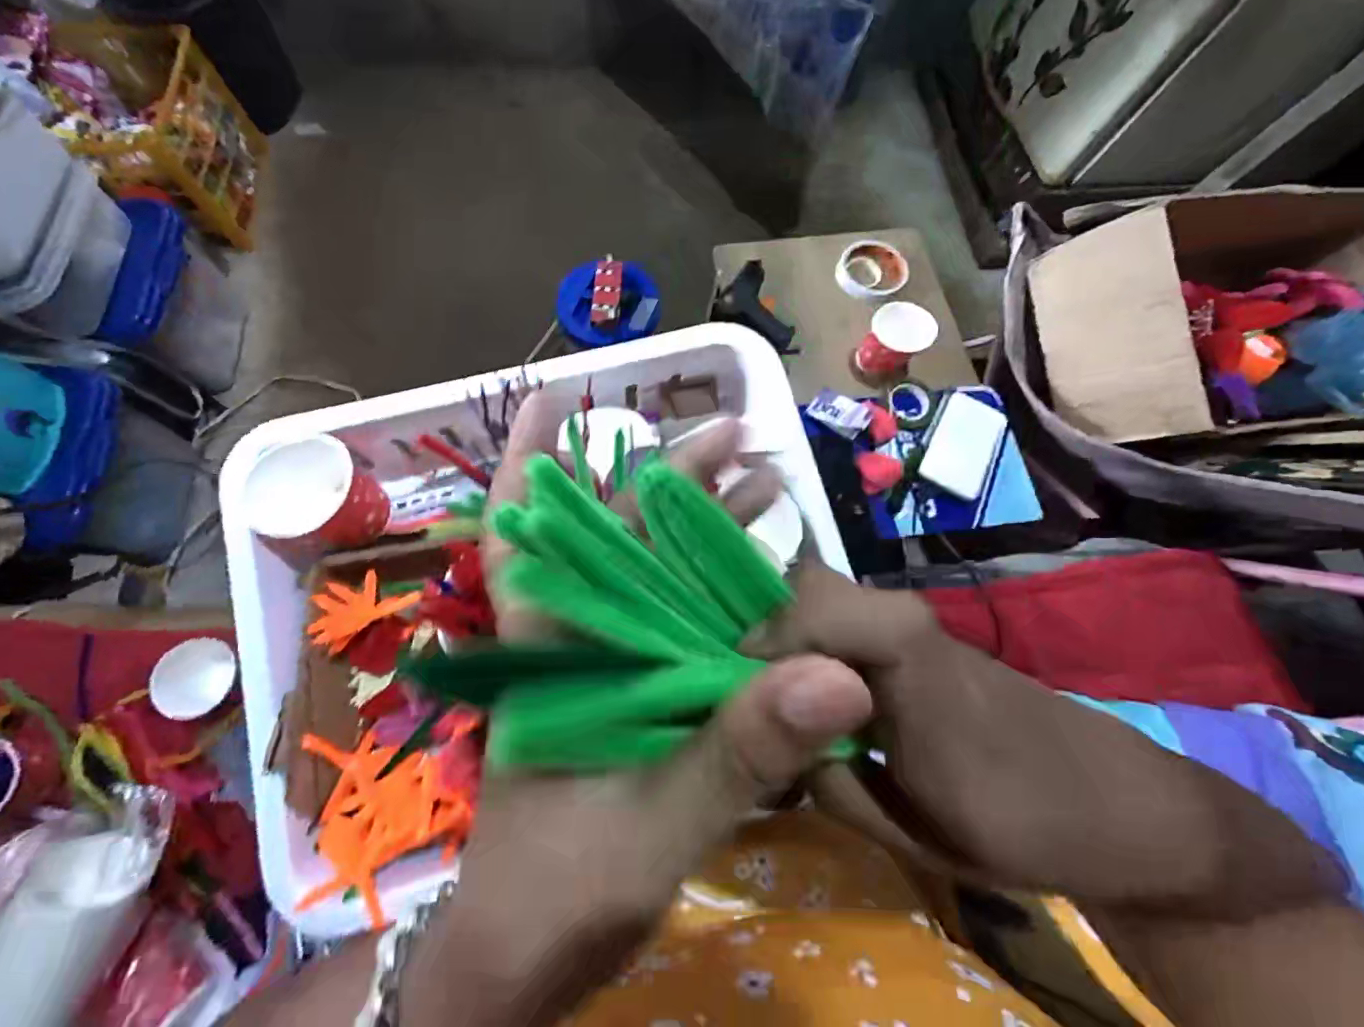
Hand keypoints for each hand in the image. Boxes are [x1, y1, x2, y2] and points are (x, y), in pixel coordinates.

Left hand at [399, 399, 872, 1026]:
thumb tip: (833, 674)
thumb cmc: (563, 891)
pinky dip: (722, 601)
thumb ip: (735, 752)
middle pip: (619, 545)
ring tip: (769, 484)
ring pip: (658, 584)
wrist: (535, 964)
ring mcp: (611, 677)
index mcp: (549, 656)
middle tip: (735, 438)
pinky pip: (685, 636)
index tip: (555, 399)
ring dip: (708, 534)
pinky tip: (769, 580)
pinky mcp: (641, 707)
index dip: (534, 464)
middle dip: (668, 486)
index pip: (530, 539)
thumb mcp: (653, 824)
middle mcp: (577, 650)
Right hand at [749, 560, 1342, 917]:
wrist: (1118, 804)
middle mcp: (903, 620)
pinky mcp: (910, 639)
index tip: (729, 697)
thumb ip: (834, 784)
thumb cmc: (1024, 821)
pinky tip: (794, 694)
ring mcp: (907, 623)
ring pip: (817, 598)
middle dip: (756, 630)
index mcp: (910, 658)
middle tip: (732, 692)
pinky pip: (837, 619)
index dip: (763, 645)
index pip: (817, 612)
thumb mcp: (916, 830)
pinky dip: (803, 643)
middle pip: (805, 587)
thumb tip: (768, 751)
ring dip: (777, 636)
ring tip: (751, 694)